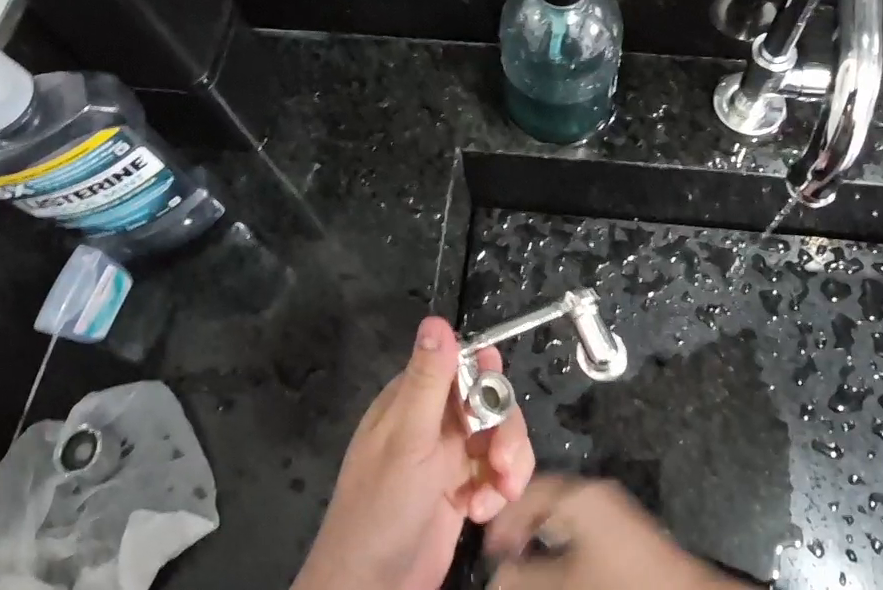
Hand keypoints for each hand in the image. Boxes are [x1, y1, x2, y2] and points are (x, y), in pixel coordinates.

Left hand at [293, 317, 535, 589]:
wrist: (373, 586)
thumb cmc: (382, 507)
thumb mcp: (407, 439)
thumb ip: (428, 380)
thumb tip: (436, 320)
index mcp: (412, 400)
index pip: (458, 364)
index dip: (484, 374)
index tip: (497, 393)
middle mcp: (433, 422)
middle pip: (489, 402)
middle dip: (504, 430)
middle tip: (504, 461)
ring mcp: (449, 458)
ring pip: (500, 438)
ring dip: (509, 466)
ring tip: (498, 496)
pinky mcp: (464, 491)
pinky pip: (499, 475)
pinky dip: (499, 492)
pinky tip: (482, 513)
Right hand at [483, 476, 735, 589]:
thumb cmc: (619, 582)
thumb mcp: (562, 581)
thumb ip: (522, 577)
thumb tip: (495, 577)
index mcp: (579, 495)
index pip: (527, 490)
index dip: (502, 516)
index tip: (488, 545)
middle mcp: (595, 495)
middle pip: (544, 501)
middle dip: (520, 527)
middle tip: (503, 553)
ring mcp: (612, 514)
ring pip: (563, 518)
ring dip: (540, 539)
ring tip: (523, 563)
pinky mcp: (624, 536)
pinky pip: (580, 531)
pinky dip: (560, 546)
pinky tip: (554, 568)